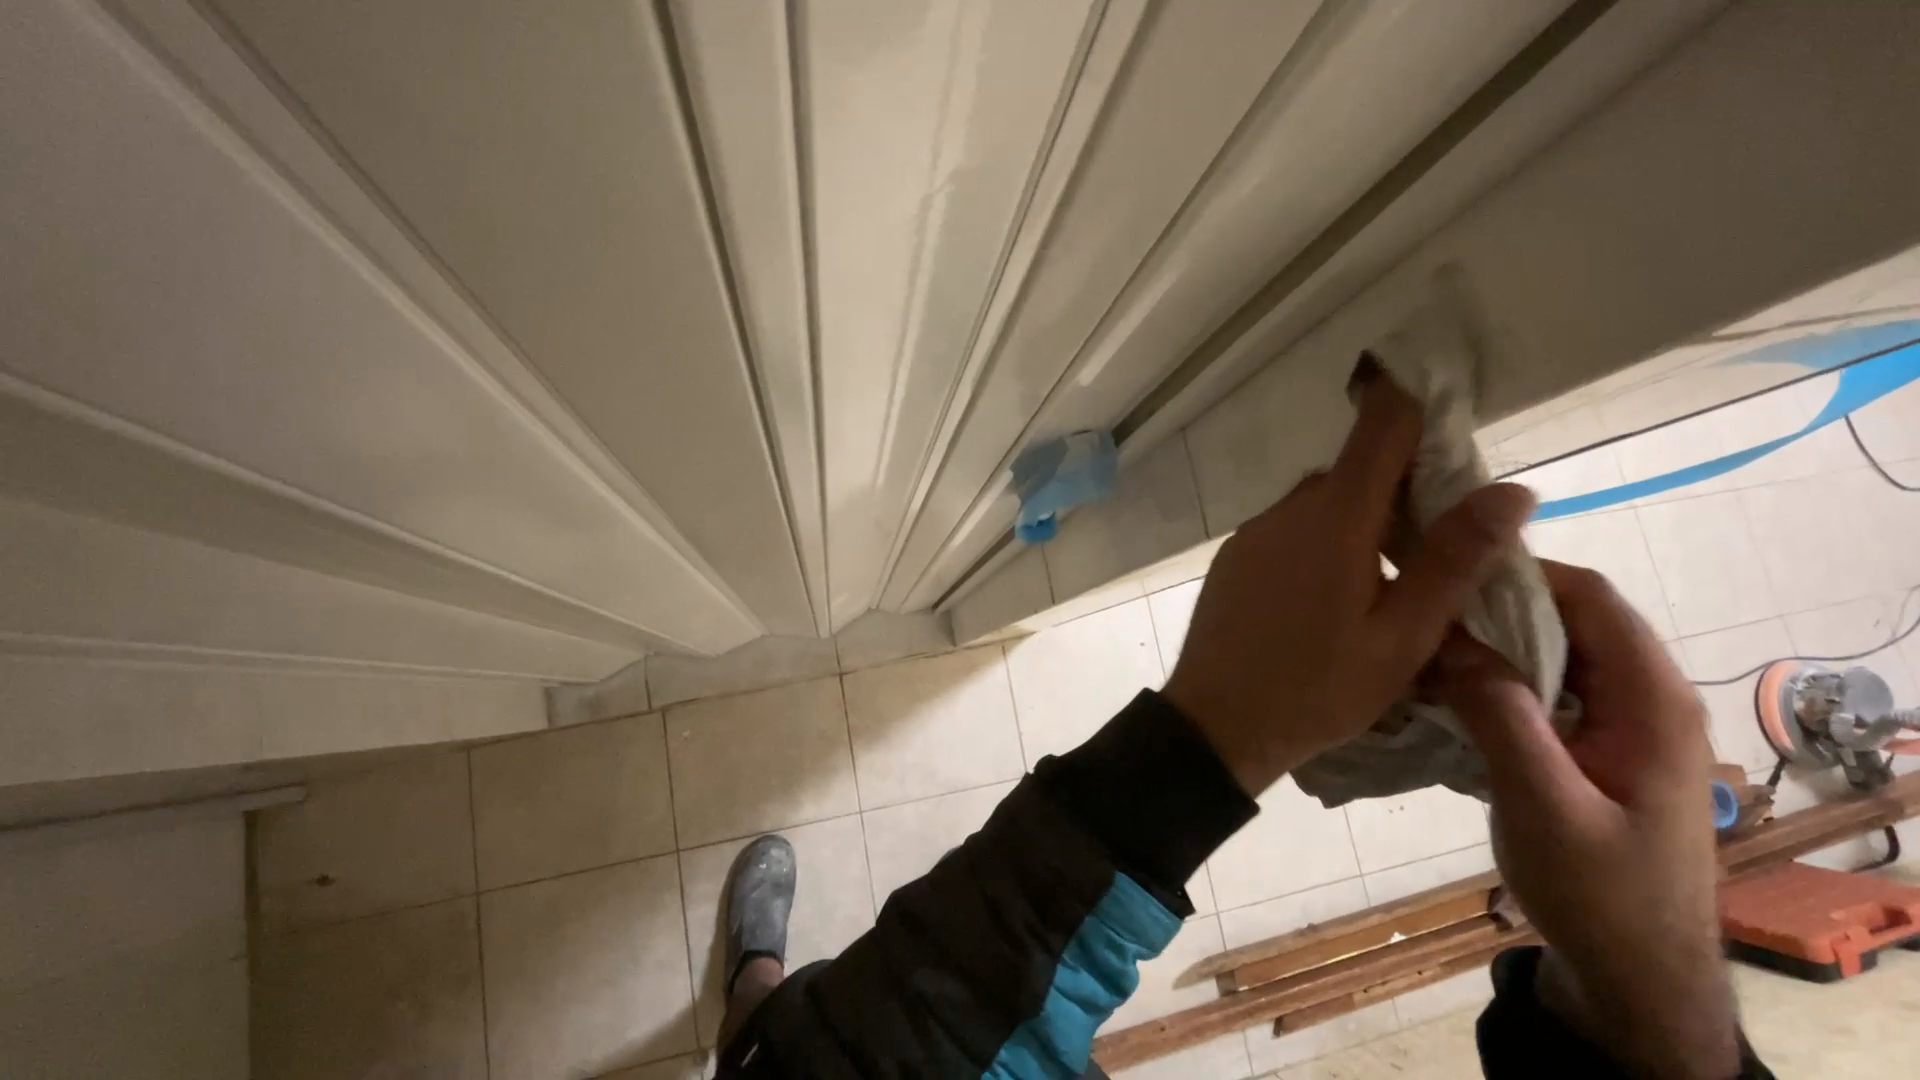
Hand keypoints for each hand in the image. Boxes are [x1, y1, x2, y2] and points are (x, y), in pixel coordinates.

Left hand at [1162, 373, 1535, 795]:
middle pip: (1355, 474)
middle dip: (1402, 492)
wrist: (1216, 724)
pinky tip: (1333, 601)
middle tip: (1440, 547)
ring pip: (1321, 506)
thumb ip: (1454, 560)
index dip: (1416, 407)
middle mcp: (1286, 512)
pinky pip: (1289, 533)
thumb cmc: (1317, 688)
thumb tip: (1512, 490)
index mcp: (1333, 519)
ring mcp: (1252, 535)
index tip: (1453, 412)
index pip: (1380, 430)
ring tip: (1389, 587)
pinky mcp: (1233, 560)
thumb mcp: (1403, 635)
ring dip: (1360, 525)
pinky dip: (1321, 545)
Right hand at [1431, 561, 1739, 1078]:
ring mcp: (1616, 717)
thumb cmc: (1599, 890)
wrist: (1633, 969)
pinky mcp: (1589, 739)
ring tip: (1413, 641)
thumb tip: (1446, 638)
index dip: (1518, 570)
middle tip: (1412, 605)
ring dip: (1485, 639)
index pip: (1589, 596)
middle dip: (1490, 602)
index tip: (1441, 566)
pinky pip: (1539, 682)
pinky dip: (1490, 673)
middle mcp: (1641, 694)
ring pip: (1548, 647)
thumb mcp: (1542, 804)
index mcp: (1649, 699)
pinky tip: (1438, 686)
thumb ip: (1500, 716)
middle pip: (1566, 614)